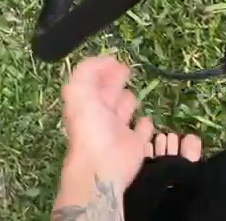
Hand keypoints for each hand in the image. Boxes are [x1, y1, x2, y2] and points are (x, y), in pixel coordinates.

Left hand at [58, 56, 153, 190]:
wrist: (101, 164)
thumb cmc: (89, 123)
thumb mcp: (79, 88)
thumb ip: (88, 68)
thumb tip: (107, 60)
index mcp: (87, 102)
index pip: (94, 82)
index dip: (102, 69)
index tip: (114, 59)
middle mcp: (101, 115)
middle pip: (109, 94)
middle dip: (114, 81)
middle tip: (125, 69)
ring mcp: (118, 131)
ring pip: (123, 112)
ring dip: (127, 102)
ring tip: (131, 94)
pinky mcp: (134, 145)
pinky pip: (141, 133)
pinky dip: (144, 126)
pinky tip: (146, 120)